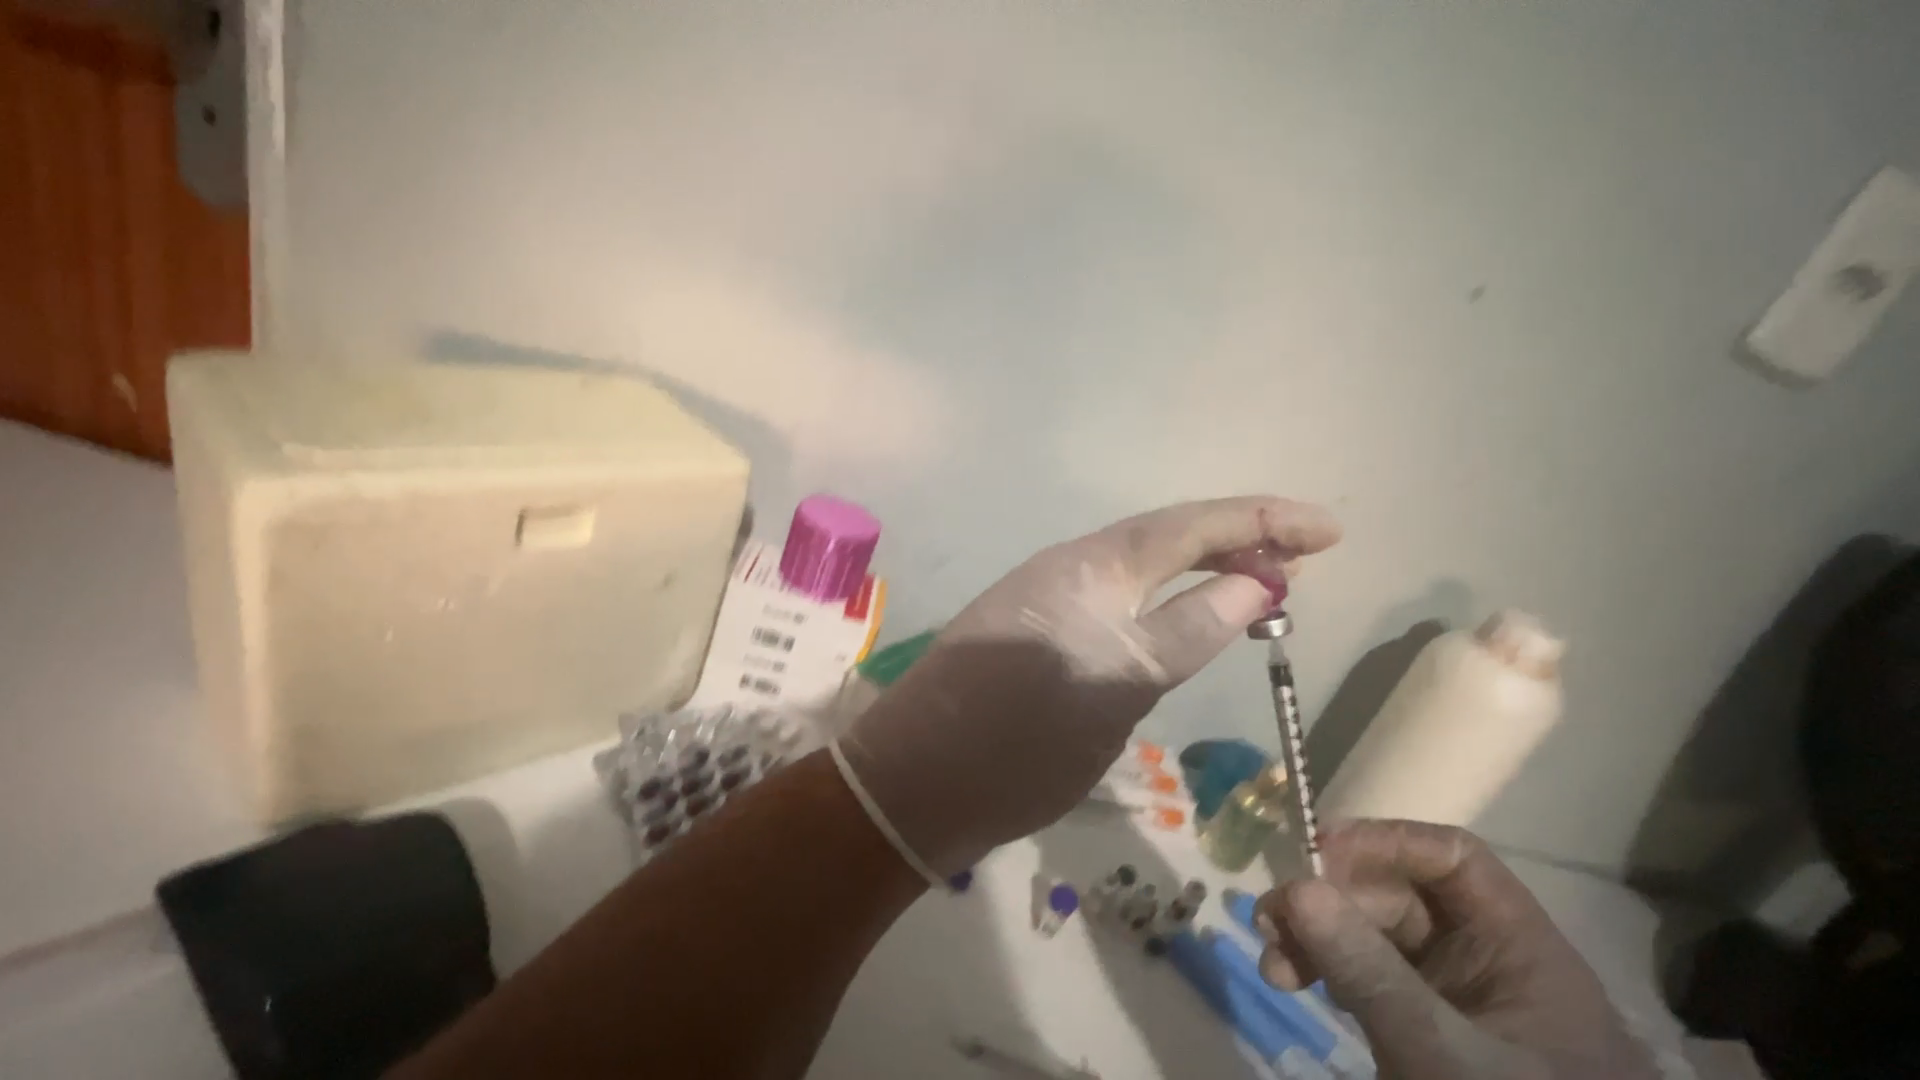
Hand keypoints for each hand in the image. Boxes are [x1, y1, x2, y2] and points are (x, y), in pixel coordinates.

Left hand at [834, 497, 1339, 877]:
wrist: (914, 783)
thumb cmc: (1019, 742)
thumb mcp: (1120, 687)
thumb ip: (1188, 629)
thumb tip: (1257, 582)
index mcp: (1090, 569)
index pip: (1192, 527)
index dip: (1264, 522)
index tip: (1330, 530)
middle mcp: (1067, 566)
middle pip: (1166, 536)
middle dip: (1238, 539)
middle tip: (1304, 556)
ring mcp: (1045, 595)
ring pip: (1139, 565)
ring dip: (1201, 565)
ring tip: (1260, 581)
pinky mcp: (1033, 627)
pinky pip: (1114, 595)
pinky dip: (1162, 597)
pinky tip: (1184, 612)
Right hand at [1257, 821, 1659, 1079]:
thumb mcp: (1443, 1059)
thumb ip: (1371, 974)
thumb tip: (1297, 887)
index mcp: (1523, 949)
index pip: (1453, 858)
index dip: (1384, 843)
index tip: (1314, 857)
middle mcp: (1489, 962)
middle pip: (1400, 895)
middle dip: (1330, 901)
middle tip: (1269, 925)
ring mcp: (1458, 1001)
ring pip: (1376, 935)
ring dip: (1318, 938)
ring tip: (1273, 966)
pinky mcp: (1429, 1034)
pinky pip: (1370, 978)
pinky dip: (1329, 972)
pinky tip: (1300, 985)